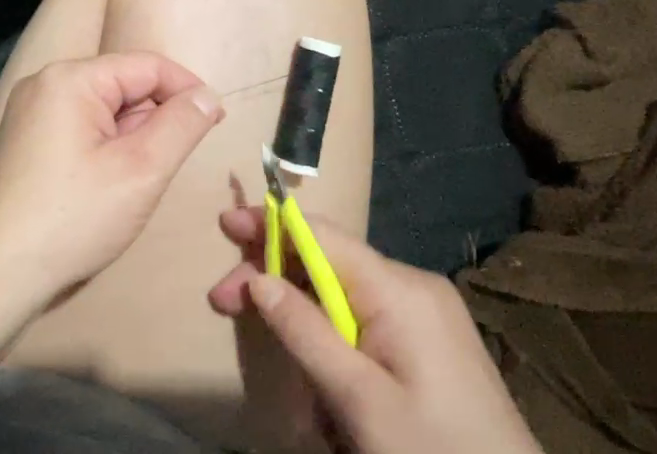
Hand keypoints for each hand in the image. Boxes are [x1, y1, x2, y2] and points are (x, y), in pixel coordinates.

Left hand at [0, 52, 223, 308]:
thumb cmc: (76, 218)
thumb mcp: (142, 171)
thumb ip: (182, 126)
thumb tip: (208, 97)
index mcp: (70, 78)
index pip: (146, 65)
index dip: (186, 89)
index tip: (217, 122)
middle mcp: (44, 82)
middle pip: (121, 83)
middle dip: (154, 118)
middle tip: (168, 165)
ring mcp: (28, 110)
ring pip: (102, 107)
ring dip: (131, 136)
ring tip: (135, 181)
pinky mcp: (24, 138)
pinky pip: (78, 125)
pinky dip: (104, 145)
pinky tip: (108, 183)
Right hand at [209, 207, 541, 453]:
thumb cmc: (434, 448)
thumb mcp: (359, 398)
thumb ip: (305, 333)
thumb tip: (257, 280)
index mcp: (398, 288)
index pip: (320, 234)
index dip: (269, 225)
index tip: (223, 224)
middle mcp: (412, 285)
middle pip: (326, 261)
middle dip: (274, 276)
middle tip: (222, 302)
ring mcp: (425, 311)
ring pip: (342, 291)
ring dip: (299, 311)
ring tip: (264, 340)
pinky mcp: (429, 338)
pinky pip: (364, 316)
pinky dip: (329, 330)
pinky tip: (311, 360)